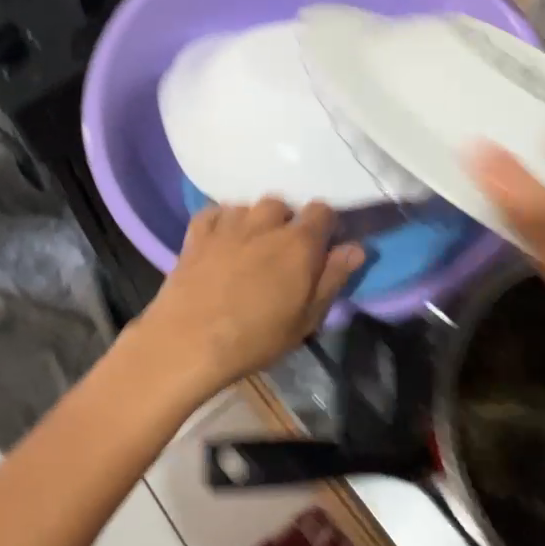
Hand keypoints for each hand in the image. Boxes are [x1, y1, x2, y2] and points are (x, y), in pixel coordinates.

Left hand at [136, 198, 366, 395]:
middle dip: (285, 222)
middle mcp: (265, 223)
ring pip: (248, 206)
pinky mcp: (197, 233)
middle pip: (282, 204)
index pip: (322, 210)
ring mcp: (227, 225)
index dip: (325, 225)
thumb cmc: (255, 338)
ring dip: (254, 220)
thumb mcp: (306, 318)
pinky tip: (220, 240)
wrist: (189, 341)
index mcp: (298, 243)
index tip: (321, 246)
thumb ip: (332, 278)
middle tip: (282, 253)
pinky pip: (214, 212)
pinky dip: (221, 221)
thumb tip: (355, 247)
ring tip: (250, 246)